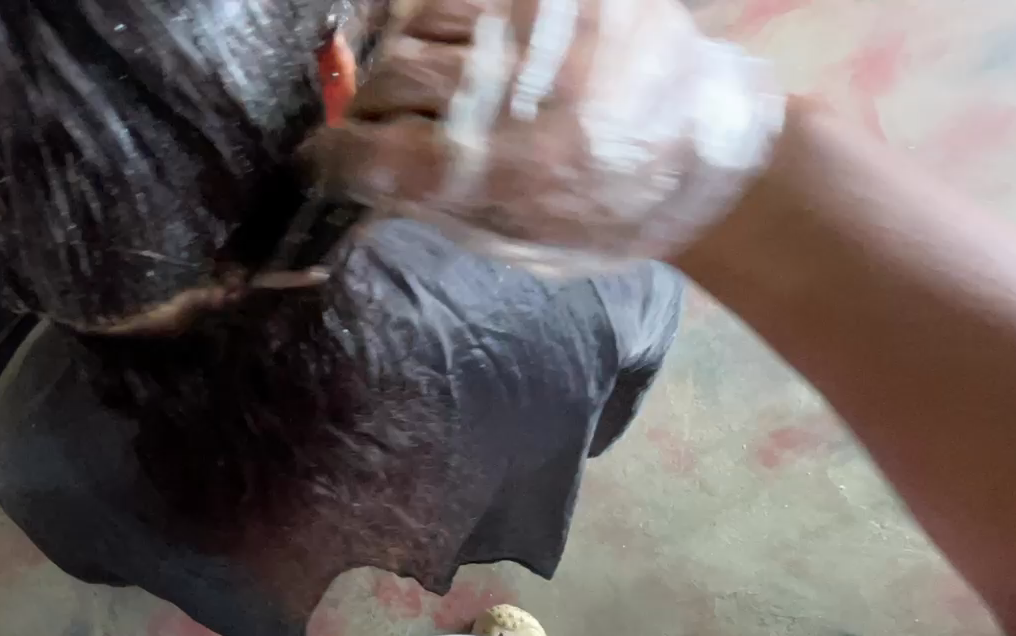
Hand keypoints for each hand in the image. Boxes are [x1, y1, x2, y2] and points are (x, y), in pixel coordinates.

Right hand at [307, 0, 785, 269]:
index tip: (315, 162)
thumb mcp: (495, 234)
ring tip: (406, 85)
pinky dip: (436, 16)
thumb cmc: (586, 220)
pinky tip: (441, 44)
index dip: (327, 156)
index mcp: (493, 168)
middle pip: (387, 78)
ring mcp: (546, 22)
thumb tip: (349, 182)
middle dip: (361, 108)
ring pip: (417, 20)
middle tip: (363, 128)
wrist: (700, 159)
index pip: (369, 150)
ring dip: (394, 56)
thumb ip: (420, 201)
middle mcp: (515, 87)